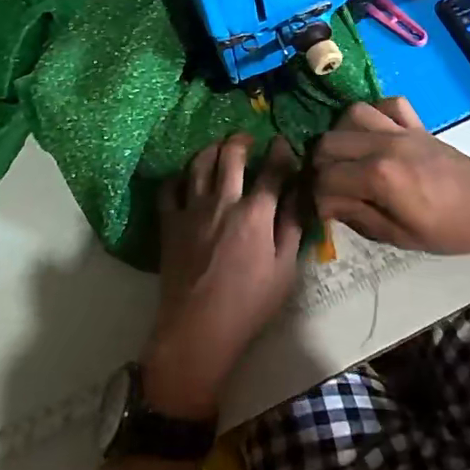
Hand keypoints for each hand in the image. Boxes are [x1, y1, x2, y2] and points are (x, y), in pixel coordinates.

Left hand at [143, 134, 303, 419]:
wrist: (198, 331)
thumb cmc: (250, 304)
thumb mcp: (285, 268)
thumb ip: (293, 226)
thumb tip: (300, 194)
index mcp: (256, 213)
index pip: (272, 169)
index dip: (280, 151)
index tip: (283, 142)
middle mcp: (223, 202)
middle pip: (231, 155)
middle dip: (242, 140)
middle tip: (248, 139)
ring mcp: (192, 210)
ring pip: (199, 164)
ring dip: (212, 149)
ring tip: (220, 148)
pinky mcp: (169, 224)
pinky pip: (169, 189)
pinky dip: (179, 177)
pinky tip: (187, 178)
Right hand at [313, 98, 469, 260]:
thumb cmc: (447, 230)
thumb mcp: (398, 236)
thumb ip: (358, 216)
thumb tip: (327, 204)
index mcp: (379, 177)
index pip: (326, 179)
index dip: (317, 198)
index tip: (325, 212)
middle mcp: (384, 144)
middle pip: (329, 142)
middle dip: (321, 166)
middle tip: (332, 187)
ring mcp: (402, 130)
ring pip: (352, 114)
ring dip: (341, 135)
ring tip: (348, 158)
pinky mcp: (418, 125)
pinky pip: (389, 103)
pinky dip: (376, 113)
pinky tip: (377, 135)